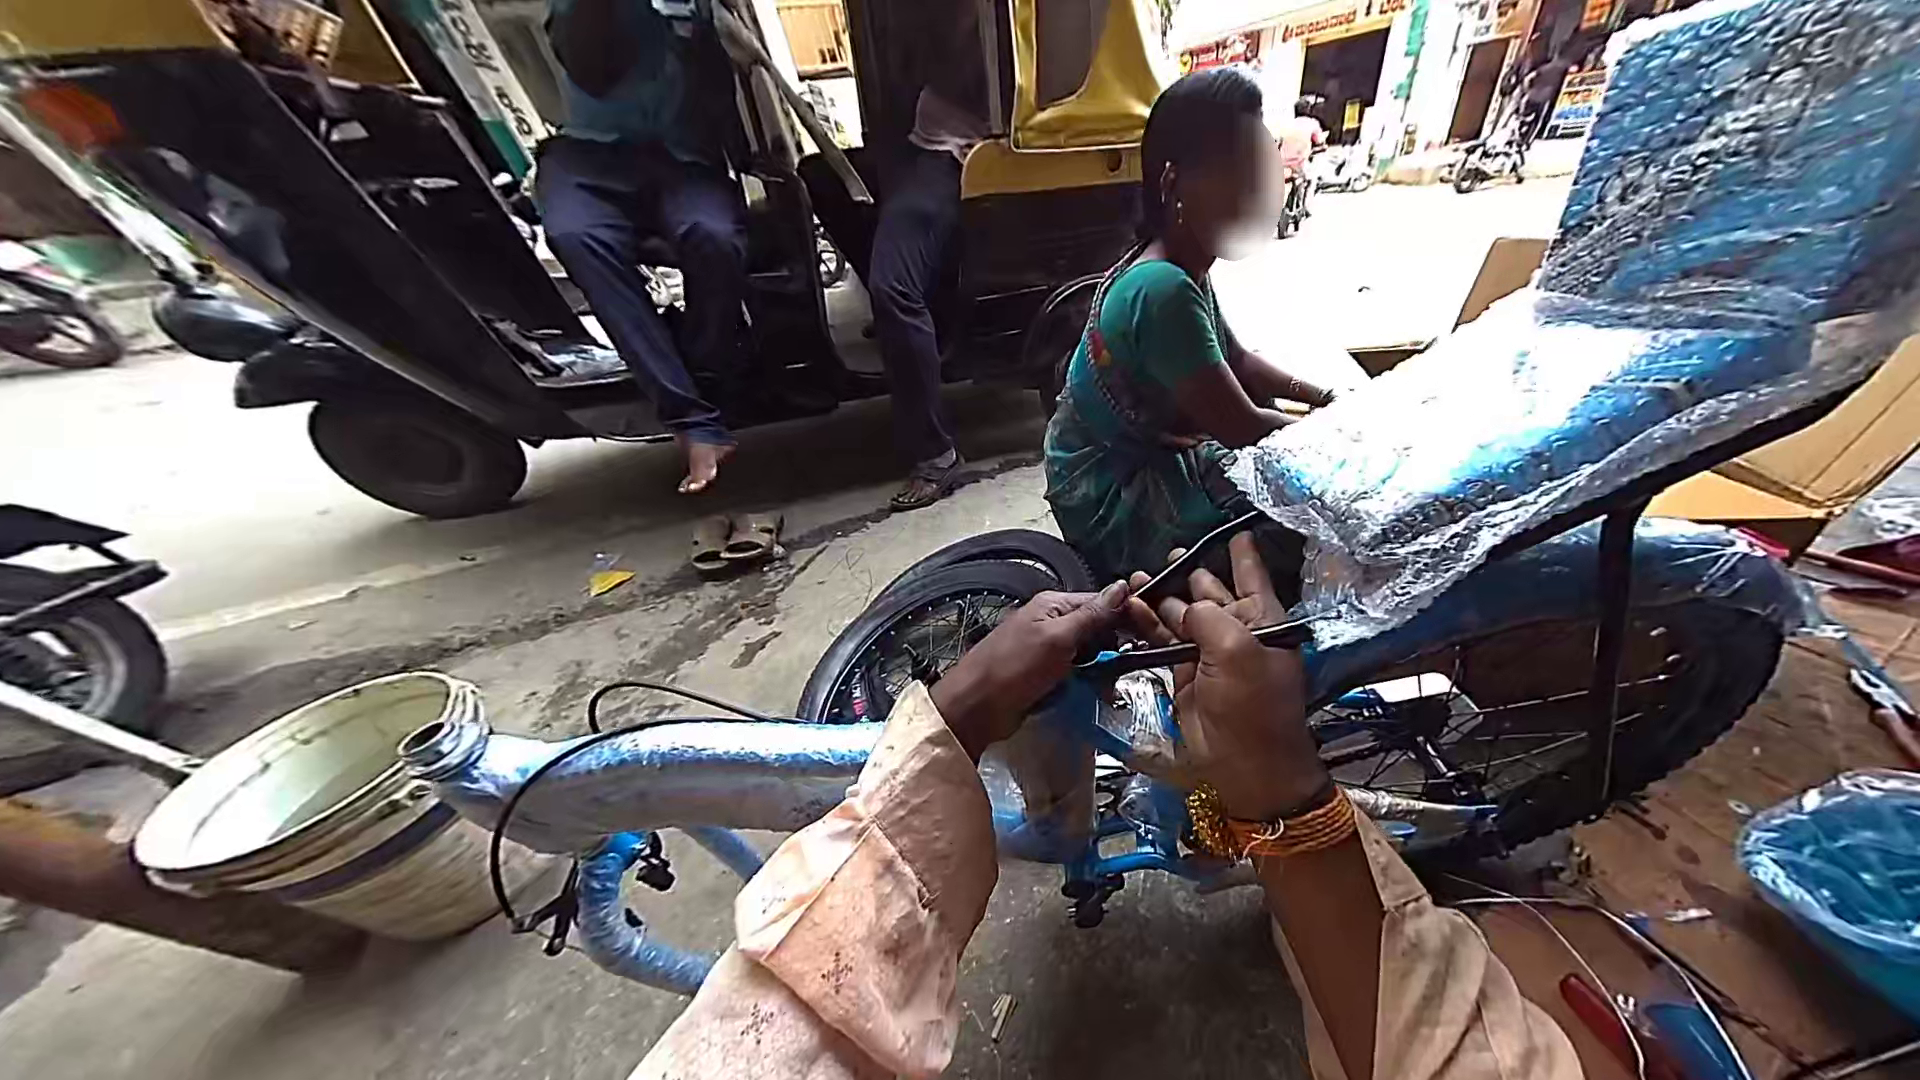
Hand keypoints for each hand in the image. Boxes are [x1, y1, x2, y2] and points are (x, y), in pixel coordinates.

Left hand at [931, 582, 1130, 758]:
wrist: (976, 707)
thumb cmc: (1015, 668)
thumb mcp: (1058, 638)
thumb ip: (1091, 616)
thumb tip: (1123, 586)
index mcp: (1053, 605)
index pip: (1100, 603)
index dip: (1125, 618)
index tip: (1150, 636)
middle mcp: (1052, 622)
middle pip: (1097, 629)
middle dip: (1114, 650)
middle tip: (1128, 670)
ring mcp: (1048, 649)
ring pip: (1090, 654)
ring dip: (1102, 671)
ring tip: (1109, 689)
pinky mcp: (1046, 674)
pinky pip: (1077, 673)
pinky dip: (1088, 683)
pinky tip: (1097, 696)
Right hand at [1126, 533, 1327, 819]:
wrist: (1244, 762)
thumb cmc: (1253, 705)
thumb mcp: (1238, 651)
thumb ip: (1209, 617)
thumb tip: (1184, 606)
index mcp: (1263, 623)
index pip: (1252, 580)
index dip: (1244, 556)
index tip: (1239, 533)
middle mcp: (1236, 632)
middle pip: (1210, 593)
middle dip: (1190, 574)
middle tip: (1168, 557)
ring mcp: (1208, 652)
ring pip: (1181, 615)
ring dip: (1161, 597)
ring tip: (1139, 577)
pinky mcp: (1185, 670)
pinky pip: (1164, 639)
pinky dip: (1148, 624)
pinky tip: (1132, 607)